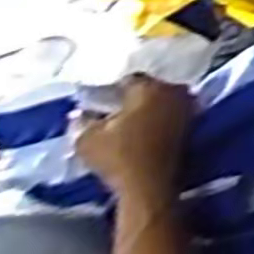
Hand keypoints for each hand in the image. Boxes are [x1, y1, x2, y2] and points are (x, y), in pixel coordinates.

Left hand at [76, 75, 190, 202]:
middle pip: (111, 113)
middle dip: (133, 102)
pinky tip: (170, 125)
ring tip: (172, 106)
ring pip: (126, 127)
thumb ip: (137, 81)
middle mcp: (84, 145)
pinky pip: (137, 139)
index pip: (94, 99)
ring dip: (145, 117)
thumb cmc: (150, 134)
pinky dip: (151, 130)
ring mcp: (103, 159)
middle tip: (161, 90)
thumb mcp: (149, 95)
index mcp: (81, 128)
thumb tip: (129, 74)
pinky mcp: (123, 167)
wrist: (157, 178)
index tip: (139, 77)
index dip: (115, 85)